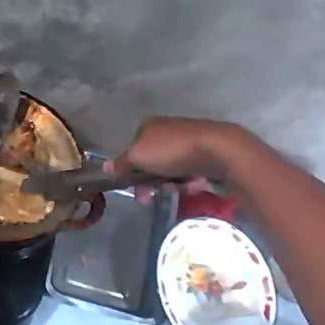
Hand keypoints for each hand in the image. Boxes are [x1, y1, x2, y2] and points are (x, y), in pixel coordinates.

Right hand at [108, 116, 256, 183]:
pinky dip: (189, 181)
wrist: (219, 150)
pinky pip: (190, 172)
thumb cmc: (172, 151)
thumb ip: (120, 164)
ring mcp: (187, 142)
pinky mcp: (206, 153)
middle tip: (151, 197)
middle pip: (151, 163)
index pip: (132, 151)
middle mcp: (167, 130)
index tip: (133, 187)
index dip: (130, 171)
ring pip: (170, 171)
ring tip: (179, 187)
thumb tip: (105, 167)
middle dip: (151, 182)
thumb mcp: (137, 157)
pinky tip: (195, 183)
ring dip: (171, 184)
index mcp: (148, 127)